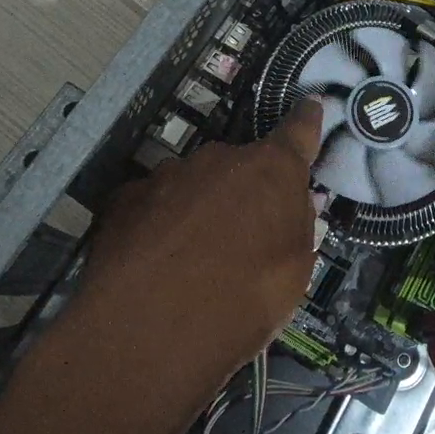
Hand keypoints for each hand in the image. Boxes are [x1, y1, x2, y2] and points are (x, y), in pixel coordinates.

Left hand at [75, 101, 322, 374]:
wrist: (149, 329)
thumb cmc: (243, 300)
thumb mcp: (294, 272)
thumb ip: (296, 227)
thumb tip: (294, 203)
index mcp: (270, 170)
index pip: (297, 133)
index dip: (306, 121)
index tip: (310, 105)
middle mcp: (219, 158)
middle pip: (238, 166)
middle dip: (241, 191)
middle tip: (239, 237)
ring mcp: (168, 174)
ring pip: (192, 184)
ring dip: (197, 207)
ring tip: (189, 259)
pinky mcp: (124, 198)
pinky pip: (152, 205)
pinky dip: (157, 224)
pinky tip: (151, 263)